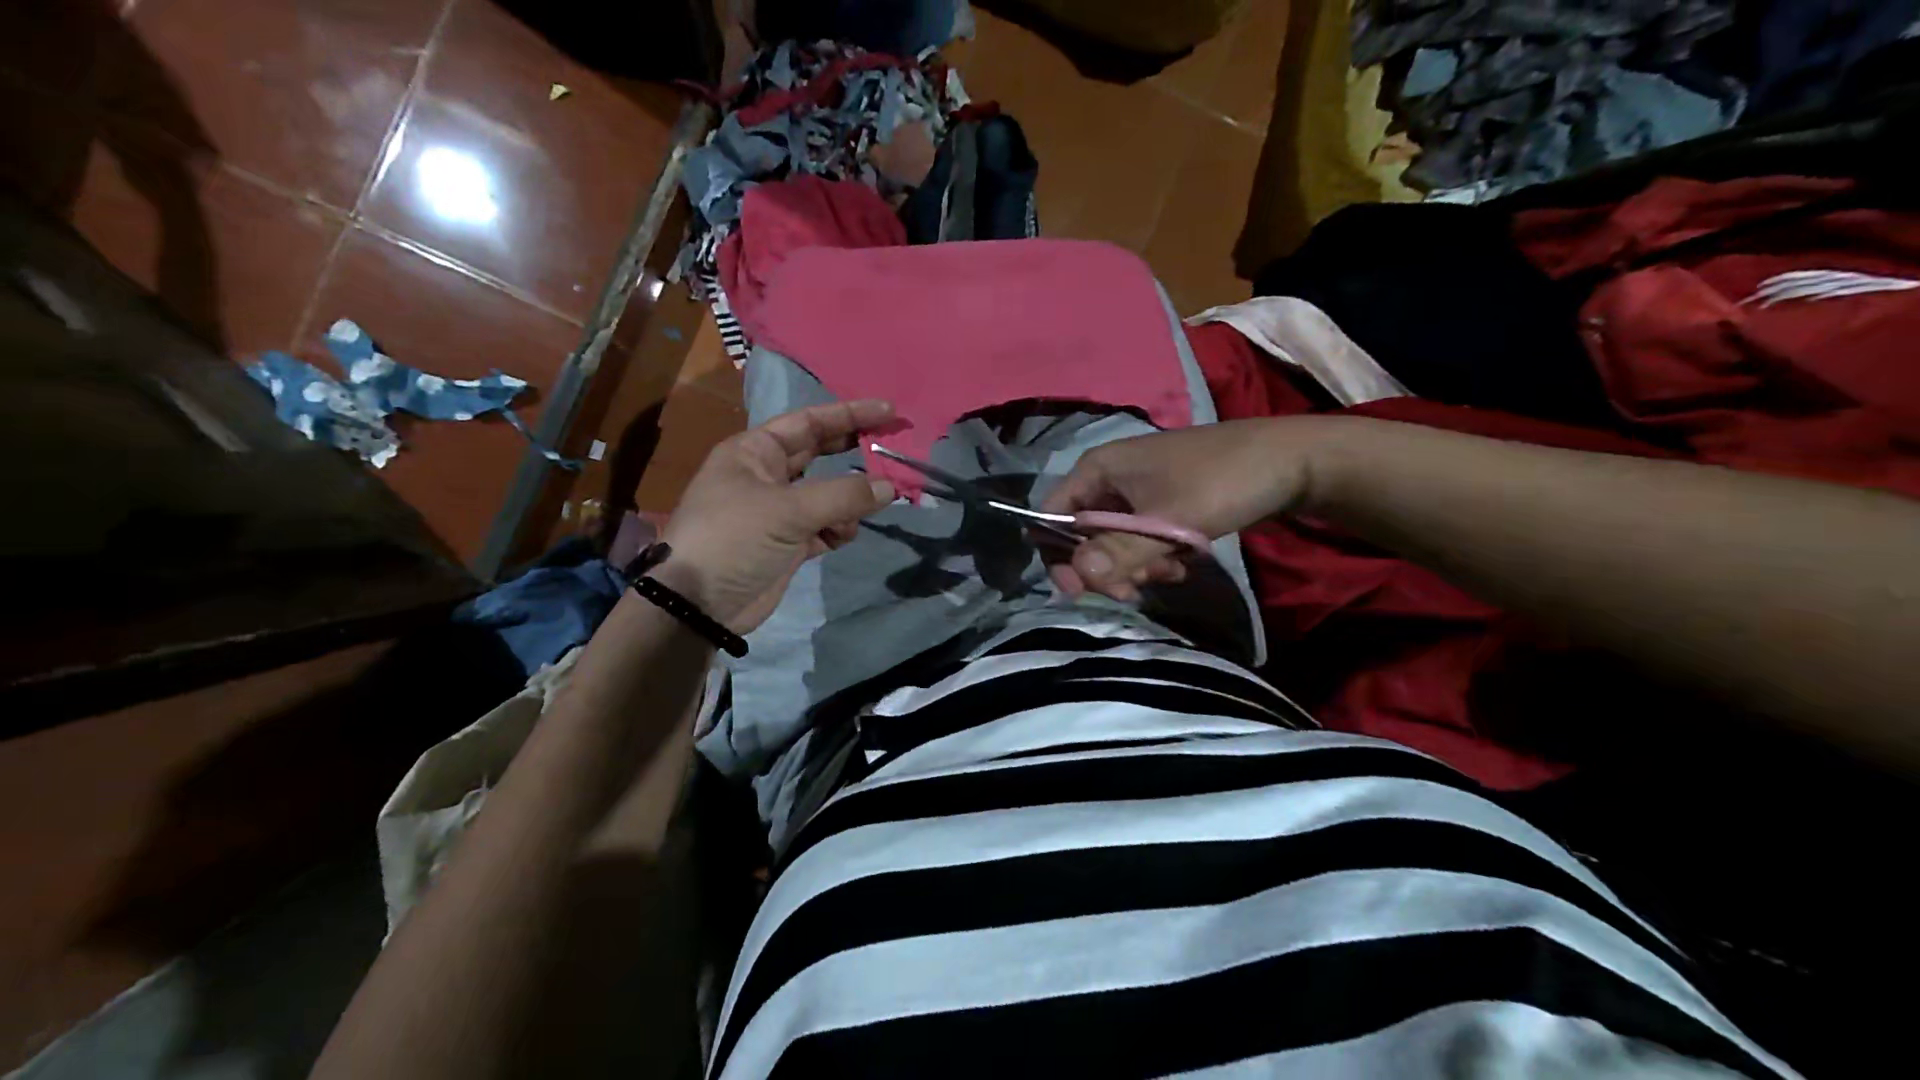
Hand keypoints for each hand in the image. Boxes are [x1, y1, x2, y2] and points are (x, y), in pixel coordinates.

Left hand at [654, 400, 896, 633]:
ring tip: (855, 516)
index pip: (809, 422)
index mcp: (754, 453)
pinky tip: (838, 539)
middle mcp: (767, 475)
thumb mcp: (787, 511)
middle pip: (821, 454)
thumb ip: (843, 495)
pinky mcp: (788, 542)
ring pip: (828, 494)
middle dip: (854, 453)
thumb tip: (889, 487)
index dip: (849, 414)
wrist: (699, 604)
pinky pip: (825, 526)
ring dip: (848, 503)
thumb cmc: (734, 539)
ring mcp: (778, 510)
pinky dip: (838, 530)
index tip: (888, 410)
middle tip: (893, 451)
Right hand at [1042, 418, 1340, 600]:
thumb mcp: (1168, 522)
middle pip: (1081, 532)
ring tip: (1168, 574)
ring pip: (1112, 539)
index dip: (1059, 556)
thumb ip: (1120, 551)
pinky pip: (1139, 536)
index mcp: (1097, 468)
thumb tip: (1076, 577)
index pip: (1051, 517)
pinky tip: (1180, 566)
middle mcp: (1109, 476)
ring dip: (1132, 566)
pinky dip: (1152, 557)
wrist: (1291, 461)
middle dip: (1102, 566)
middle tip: (1133, 590)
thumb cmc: (1223, 482)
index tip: (1084, 590)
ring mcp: (1136, 488)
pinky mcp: (1160, 500)